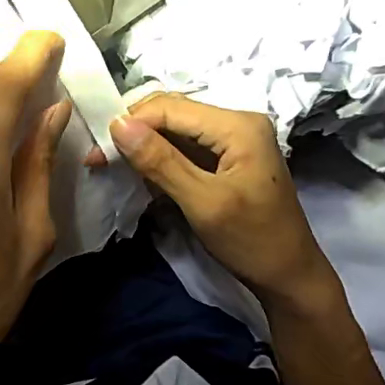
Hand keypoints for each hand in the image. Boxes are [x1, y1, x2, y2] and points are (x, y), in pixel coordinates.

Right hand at [89, 93, 336, 307]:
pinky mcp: (228, 158)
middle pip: (173, 112)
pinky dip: (161, 158)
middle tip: (99, 158)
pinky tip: (140, 173)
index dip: (130, 124)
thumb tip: (117, 125)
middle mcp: (237, 122)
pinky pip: (186, 147)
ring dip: (144, 145)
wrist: (288, 276)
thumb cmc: (250, 241)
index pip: (170, 108)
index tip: (96, 152)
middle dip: (134, 131)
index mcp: (238, 125)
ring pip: (176, 129)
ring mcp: (234, 140)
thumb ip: (160, 161)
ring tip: (111, 164)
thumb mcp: (202, 202)